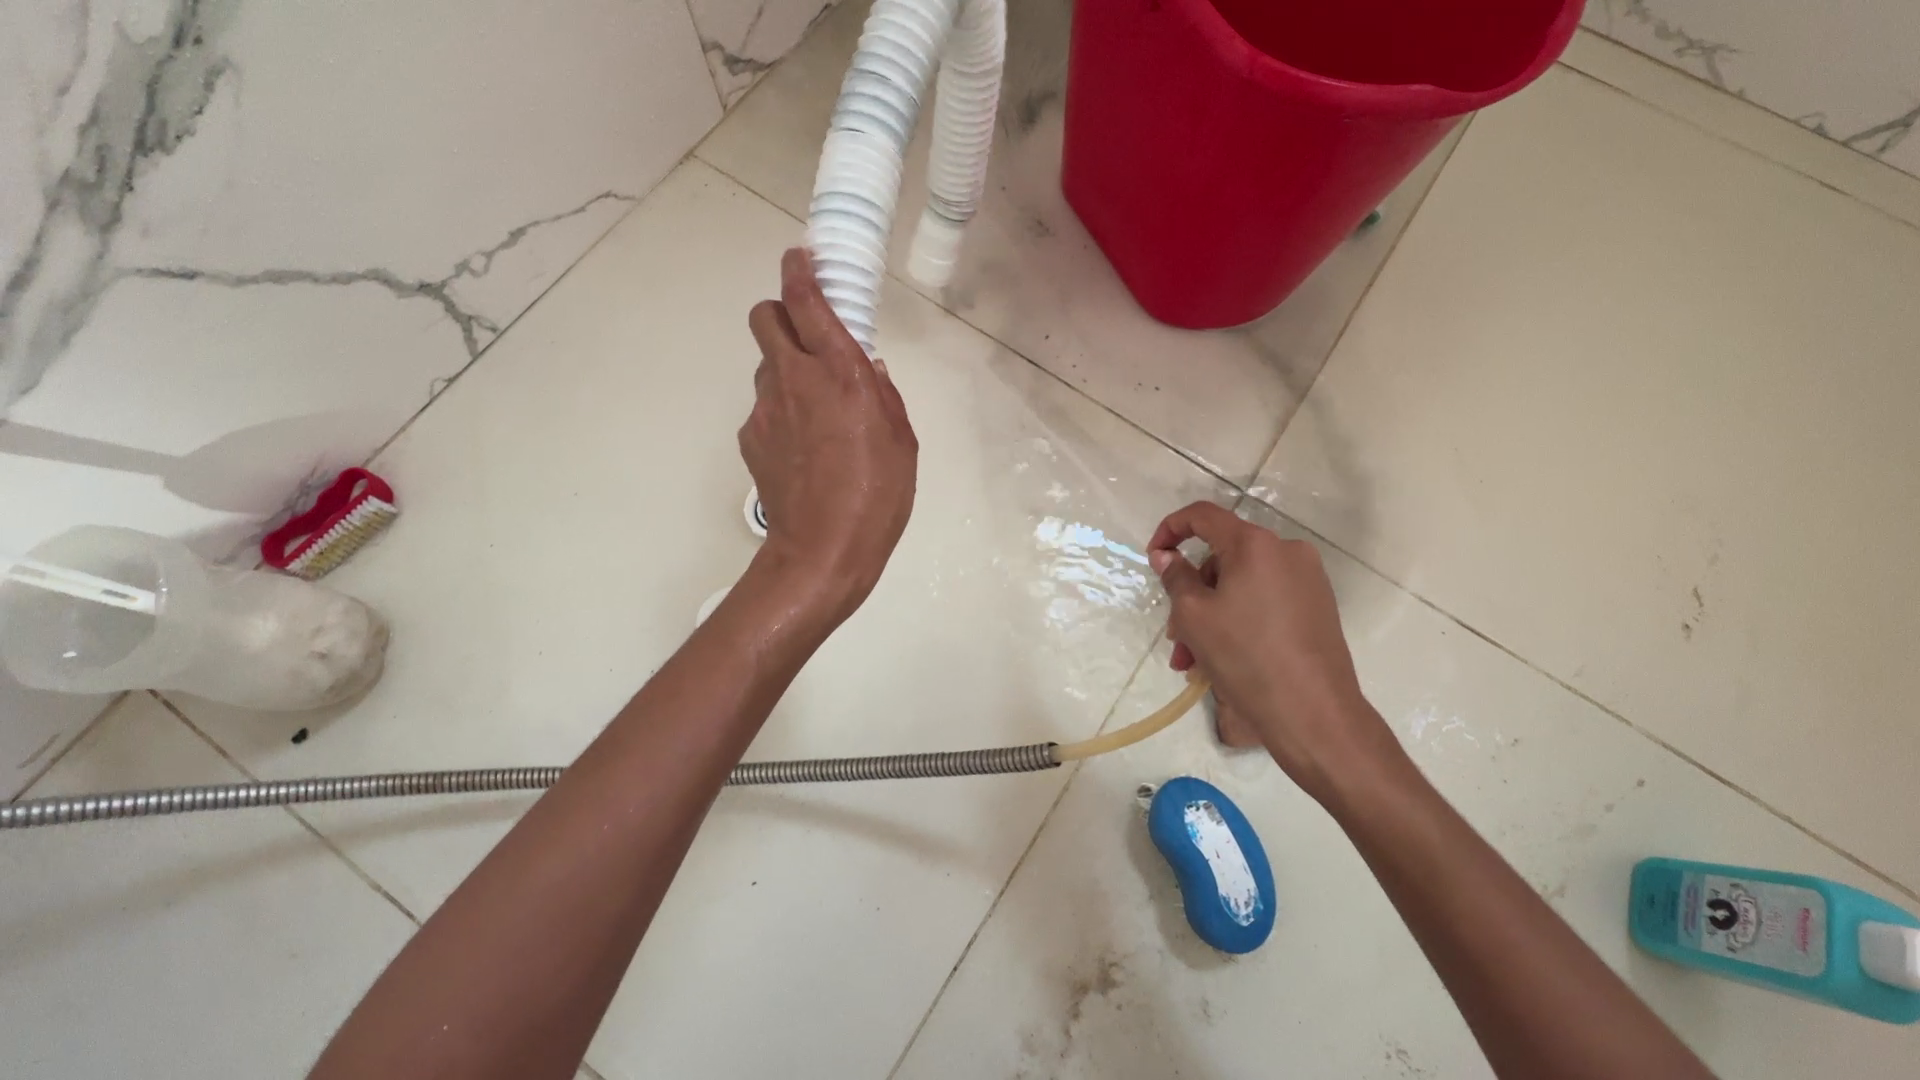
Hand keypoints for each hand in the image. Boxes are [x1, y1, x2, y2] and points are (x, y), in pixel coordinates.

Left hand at [740, 248, 917, 623]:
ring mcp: (764, 409)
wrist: (823, 551)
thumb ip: (882, 393)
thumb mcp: (902, 439)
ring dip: (786, 370)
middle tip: (807, 337)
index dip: (799, 271)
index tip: (801, 258)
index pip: (805, 300)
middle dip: (781, 314)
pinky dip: (781, 413)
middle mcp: (793, 378)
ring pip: (765, 365)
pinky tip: (803, 449)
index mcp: (838, 372)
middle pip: (764, 317)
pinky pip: (764, 409)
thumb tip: (866, 366)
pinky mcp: (749, 438)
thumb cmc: (878, 495)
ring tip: (815, 411)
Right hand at [1146, 502, 1404, 803]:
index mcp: (1256, 545)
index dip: (1170, 529)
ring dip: (1212, 616)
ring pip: (1242, 585)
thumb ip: (1176, 578)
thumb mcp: (1194, 617)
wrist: (1313, 712)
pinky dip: (1239, 621)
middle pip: (1223, 558)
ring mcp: (1307, 580)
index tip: (1154, 559)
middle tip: (1176, 638)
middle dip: (1192, 594)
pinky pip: (1264, 601)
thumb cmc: (1245, 657)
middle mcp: (1286, 552)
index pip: (1203, 516)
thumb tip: (1167, 556)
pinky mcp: (1317, 607)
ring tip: (1194, 663)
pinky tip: (1224, 660)